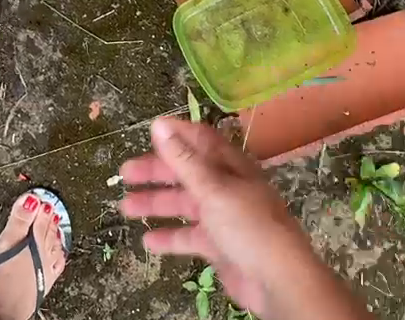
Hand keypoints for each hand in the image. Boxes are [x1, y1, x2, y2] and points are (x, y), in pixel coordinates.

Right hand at [119, 118, 371, 319]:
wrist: (279, 281)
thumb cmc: (248, 225)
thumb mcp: (212, 187)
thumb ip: (183, 158)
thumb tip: (159, 123)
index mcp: (228, 165)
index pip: (199, 139)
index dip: (175, 133)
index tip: (149, 130)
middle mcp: (224, 186)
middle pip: (185, 172)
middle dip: (155, 172)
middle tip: (125, 174)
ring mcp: (222, 216)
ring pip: (183, 204)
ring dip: (156, 204)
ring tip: (126, 207)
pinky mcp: (219, 246)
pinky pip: (189, 236)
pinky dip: (169, 237)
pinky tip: (148, 241)